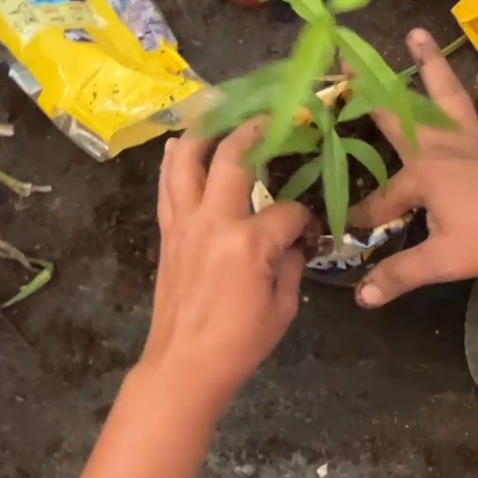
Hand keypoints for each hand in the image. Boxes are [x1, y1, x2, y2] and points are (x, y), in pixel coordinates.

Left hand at [139, 122, 310, 404]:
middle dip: (257, 133)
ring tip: (220, 112)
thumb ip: (290, 265)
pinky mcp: (168, 232)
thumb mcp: (283, 307)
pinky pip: (168, 186)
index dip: (304, 217)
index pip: (288, 212)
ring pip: (188, 162)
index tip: (310, 227)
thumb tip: (292, 241)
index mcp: (250, 244)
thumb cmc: (239, 343)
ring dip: (205, 132)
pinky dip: (174, 161)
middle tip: (272, 117)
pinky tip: (181, 144)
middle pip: (234, 159)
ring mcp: (185, 223)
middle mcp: (214, 221)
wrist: (184, 365)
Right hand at [352, 29, 477, 306]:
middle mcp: (445, 146)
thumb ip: (399, 274)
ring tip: (417, 35)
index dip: (366, 216)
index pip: (383, 198)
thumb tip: (362, 298)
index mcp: (424, 174)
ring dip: (430, 66)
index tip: (349, 229)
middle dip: (371, 90)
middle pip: (403, 114)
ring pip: (448, 95)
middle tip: (349, 57)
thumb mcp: (442, 261)